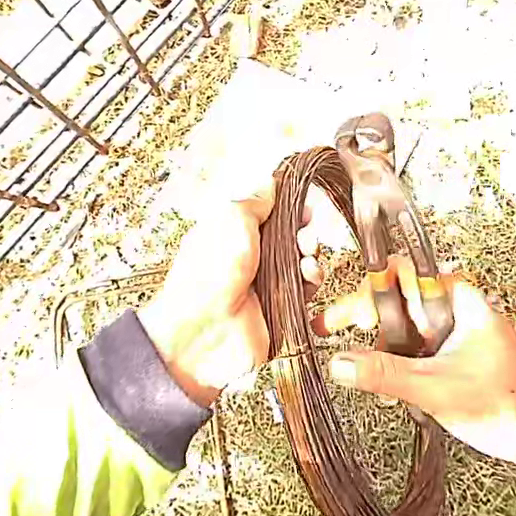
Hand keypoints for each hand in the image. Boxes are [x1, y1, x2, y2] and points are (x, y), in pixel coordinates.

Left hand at [140, 180, 320, 405]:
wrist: (204, 332)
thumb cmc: (207, 275)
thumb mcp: (230, 220)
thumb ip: (254, 201)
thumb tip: (271, 183)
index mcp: (235, 234)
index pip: (271, 214)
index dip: (289, 209)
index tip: (302, 206)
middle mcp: (253, 257)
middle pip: (292, 236)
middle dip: (304, 231)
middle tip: (305, 233)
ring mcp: (268, 283)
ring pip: (304, 261)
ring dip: (311, 254)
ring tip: (307, 256)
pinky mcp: (283, 307)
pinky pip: (307, 288)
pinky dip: (312, 279)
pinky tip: (307, 275)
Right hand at [319, 259, 515, 480]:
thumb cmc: (509, 401)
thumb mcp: (436, 389)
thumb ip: (385, 374)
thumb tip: (339, 363)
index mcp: (456, 296)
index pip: (397, 278)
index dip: (360, 298)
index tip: (333, 322)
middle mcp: (457, 305)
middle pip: (400, 300)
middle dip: (372, 326)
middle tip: (348, 352)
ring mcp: (460, 328)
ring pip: (409, 326)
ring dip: (388, 351)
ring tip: (378, 383)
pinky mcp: (462, 350)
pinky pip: (423, 346)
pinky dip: (406, 364)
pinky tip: (399, 392)